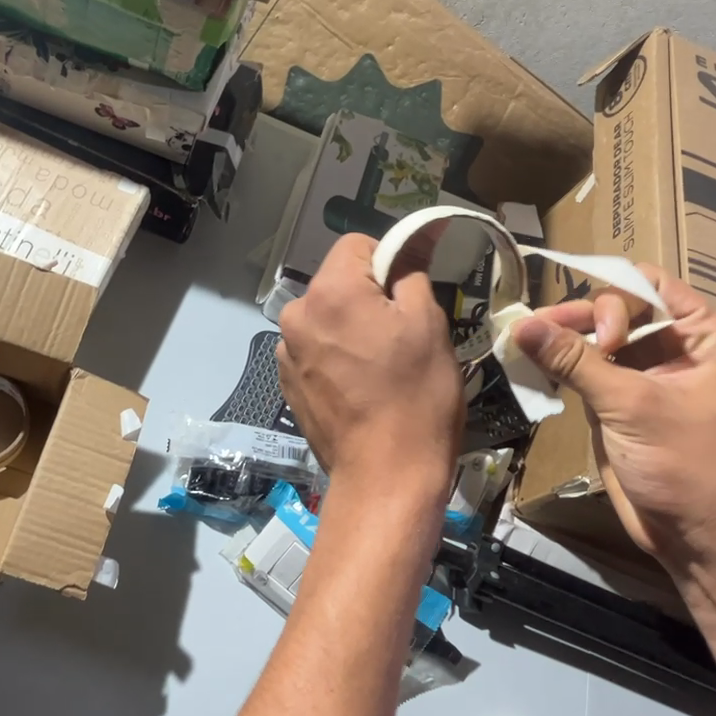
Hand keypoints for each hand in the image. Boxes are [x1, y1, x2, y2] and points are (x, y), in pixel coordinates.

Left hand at [276, 233, 464, 501]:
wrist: (385, 476)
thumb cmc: (416, 396)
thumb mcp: (428, 324)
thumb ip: (411, 272)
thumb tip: (414, 239)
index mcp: (329, 291)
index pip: (356, 245)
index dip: (388, 260)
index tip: (409, 295)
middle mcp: (296, 315)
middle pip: (338, 282)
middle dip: (369, 296)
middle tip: (401, 335)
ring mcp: (287, 353)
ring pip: (326, 317)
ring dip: (350, 327)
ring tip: (380, 366)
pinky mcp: (287, 384)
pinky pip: (315, 349)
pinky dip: (336, 356)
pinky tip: (360, 387)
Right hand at [510, 264, 715, 569]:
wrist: (701, 540)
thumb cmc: (688, 465)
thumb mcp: (631, 406)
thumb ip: (575, 361)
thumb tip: (522, 324)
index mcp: (703, 338)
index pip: (652, 286)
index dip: (611, 288)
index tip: (572, 307)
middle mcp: (676, 349)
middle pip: (618, 310)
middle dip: (578, 318)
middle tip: (538, 331)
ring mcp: (646, 378)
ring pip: (597, 340)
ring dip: (562, 340)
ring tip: (525, 345)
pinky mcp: (621, 405)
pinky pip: (586, 372)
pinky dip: (560, 367)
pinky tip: (531, 366)